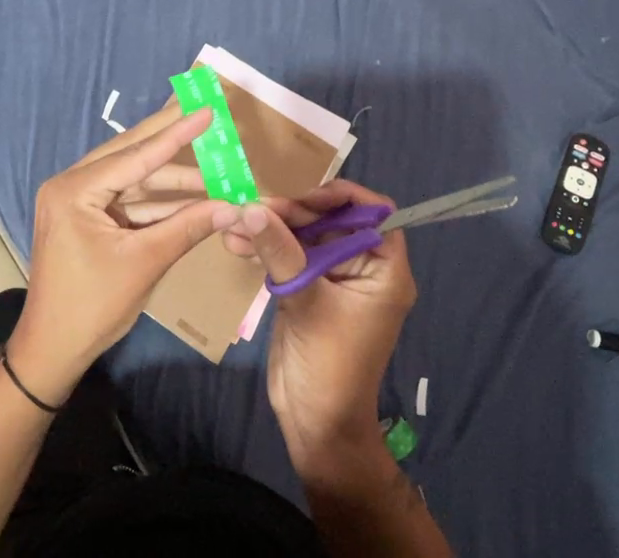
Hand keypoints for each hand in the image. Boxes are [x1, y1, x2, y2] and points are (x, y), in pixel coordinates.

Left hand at [8, 109, 242, 403]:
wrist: (52, 349)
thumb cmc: (91, 306)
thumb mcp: (144, 263)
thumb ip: (187, 228)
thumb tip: (233, 206)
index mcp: (74, 190)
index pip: (135, 156)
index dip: (176, 134)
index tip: (207, 110)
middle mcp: (71, 186)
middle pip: (131, 156)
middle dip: (171, 140)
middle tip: (207, 115)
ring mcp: (77, 202)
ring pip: (132, 179)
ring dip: (171, 179)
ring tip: (214, 167)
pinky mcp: (87, 219)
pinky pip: (127, 200)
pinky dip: (158, 201)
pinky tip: (193, 196)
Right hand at [227, 180, 416, 470]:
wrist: (316, 422)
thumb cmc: (329, 363)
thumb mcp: (306, 302)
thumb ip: (280, 251)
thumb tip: (253, 208)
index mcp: (384, 270)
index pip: (373, 213)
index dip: (339, 197)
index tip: (301, 196)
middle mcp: (362, 268)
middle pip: (330, 220)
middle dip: (291, 211)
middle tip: (253, 208)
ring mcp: (333, 279)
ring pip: (304, 236)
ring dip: (270, 228)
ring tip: (234, 224)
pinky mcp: (307, 290)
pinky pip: (288, 256)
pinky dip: (264, 248)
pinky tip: (235, 243)